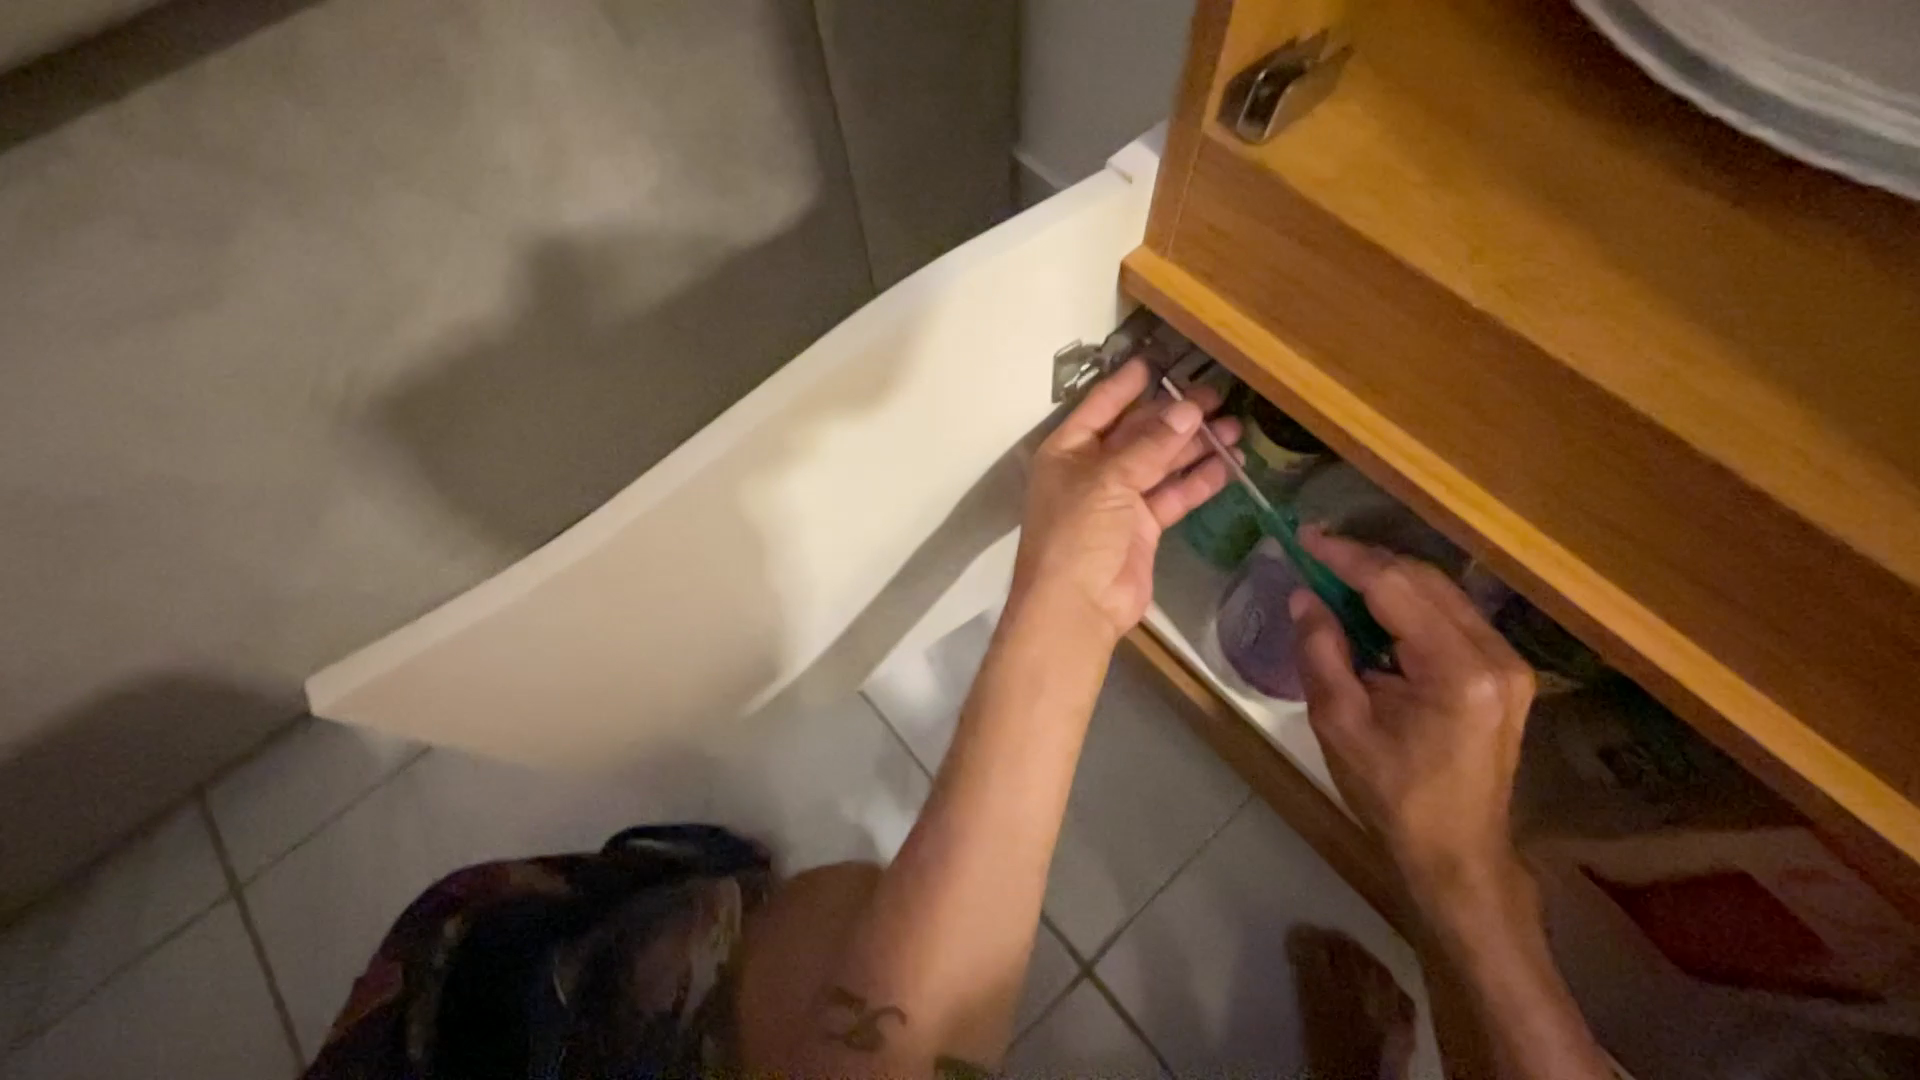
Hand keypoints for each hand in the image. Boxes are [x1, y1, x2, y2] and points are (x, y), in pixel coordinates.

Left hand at [1009, 358, 1238, 640]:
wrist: (1076, 606)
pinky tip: (1228, 464)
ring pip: (1160, 464)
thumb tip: (1188, 410)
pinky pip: (1173, 495)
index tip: (1160, 361)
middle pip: (1137, 434)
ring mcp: (1117, 500)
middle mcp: (1091, 470)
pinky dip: (1198, 481)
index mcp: (1068, 451)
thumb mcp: (1108, 480)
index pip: (1101, 406)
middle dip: (1174, 416)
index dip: (1128, 384)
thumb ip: (1149, 445)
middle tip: (1217, 395)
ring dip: (1194, 446)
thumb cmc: (1077, 533)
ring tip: (1233, 426)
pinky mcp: (1142, 528)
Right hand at [1289, 529, 1535, 907]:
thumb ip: (1320, 652)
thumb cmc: (1391, 793)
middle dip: (1365, 560)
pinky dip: (1406, 601)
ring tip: (1334, 573)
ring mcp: (1508, 662)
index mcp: (1457, 671)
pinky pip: (1450, 614)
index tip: (1304, 538)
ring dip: (1386, 578)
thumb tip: (1304, 596)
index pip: (1395, 588)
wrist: (1457, 849)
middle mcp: (1495, 655)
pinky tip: (1371, 607)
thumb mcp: (1339, 724)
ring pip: (1440, 591)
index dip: (1346, 557)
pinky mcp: (1504, 671)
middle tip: (1313, 552)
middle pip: (1423, 580)